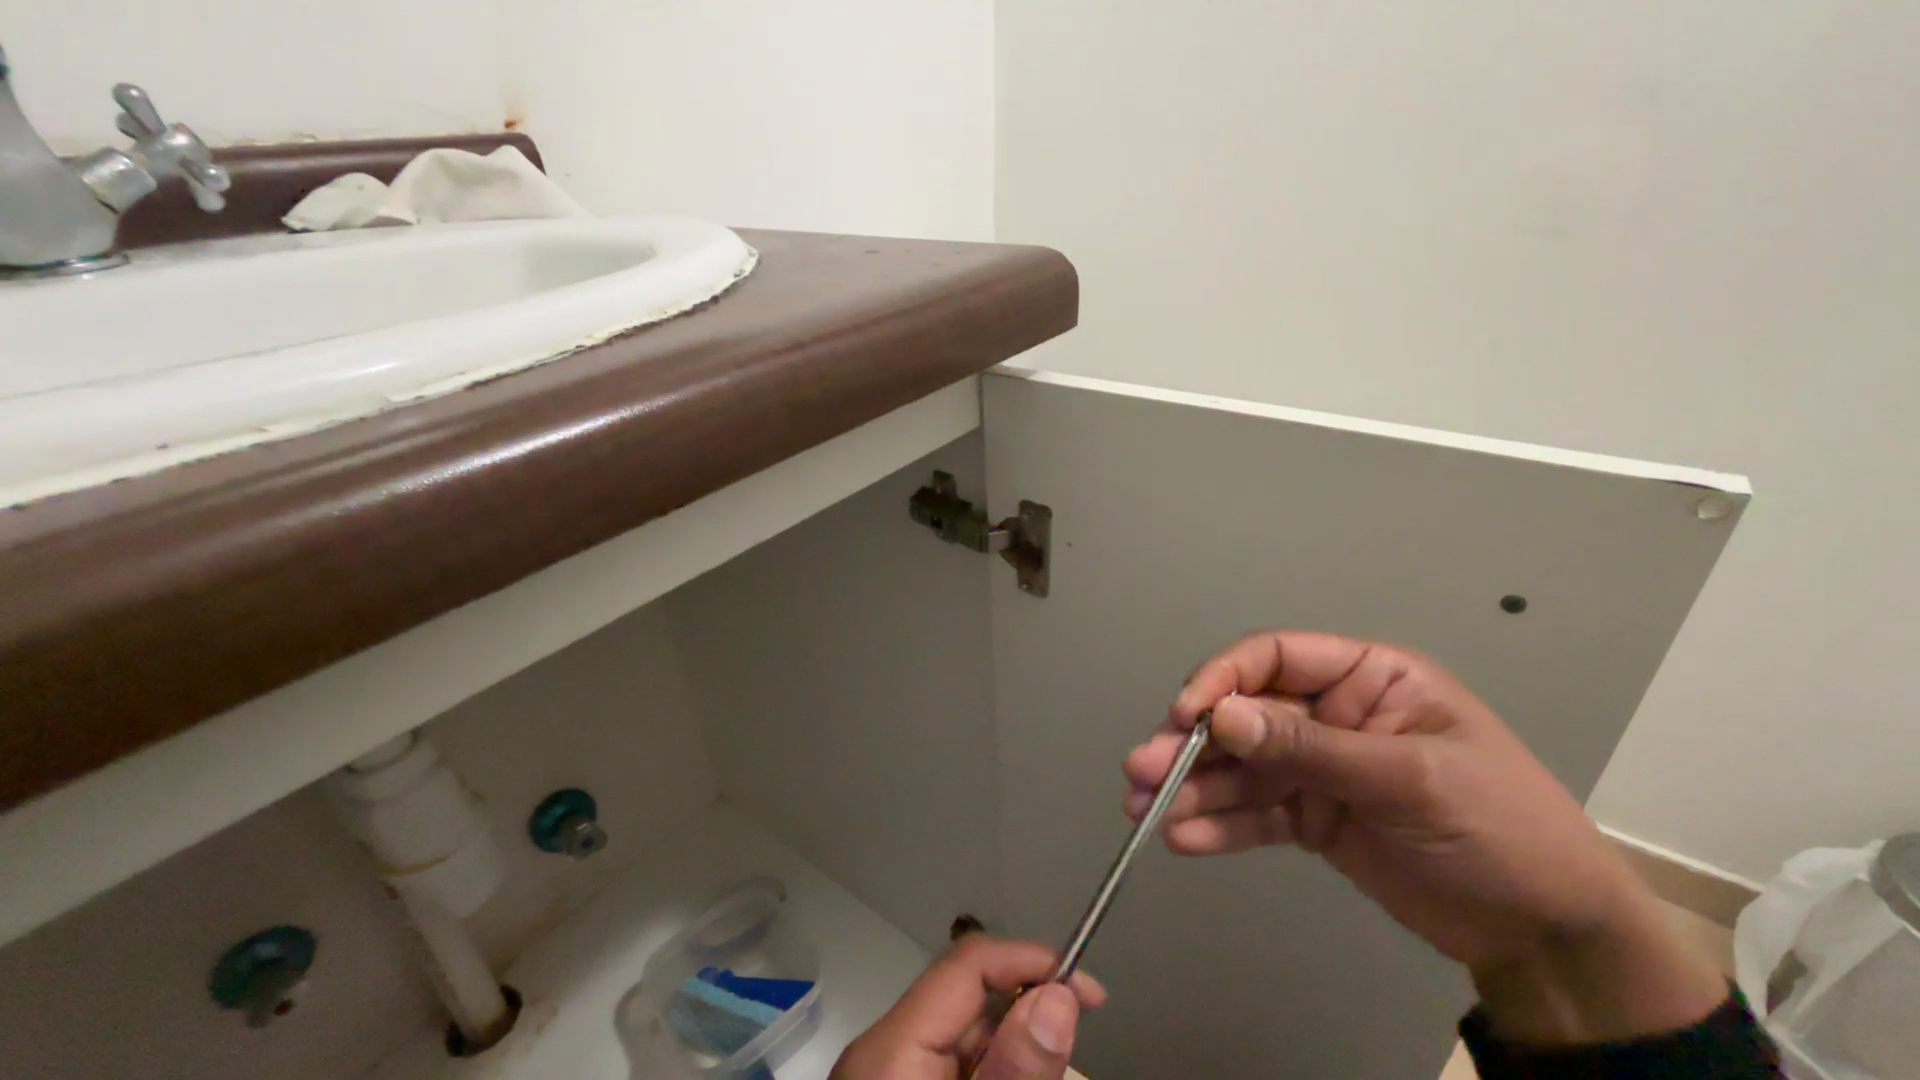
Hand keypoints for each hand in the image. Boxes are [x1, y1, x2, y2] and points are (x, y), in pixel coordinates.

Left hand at [830, 935, 1104, 1079]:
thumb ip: (1014, 1068)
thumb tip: (1060, 998)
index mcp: (891, 1044)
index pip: (968, 962)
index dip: (1032, 961)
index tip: (1088, 992)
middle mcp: (883, 1047)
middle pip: (971, 998)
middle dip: (1031, 1013)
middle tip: (1073, 1056)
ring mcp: (884, 1072)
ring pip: (968, 1033)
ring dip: (1015, 1048)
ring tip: (1046, 1070)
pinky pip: (952, 1061)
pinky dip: (991, 1068)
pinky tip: (1014, 1078)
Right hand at [1125, 631, 1725, 1043]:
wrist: (1547, 931)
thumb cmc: (1501, 827)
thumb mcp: (1410, 779)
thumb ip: (1311, 749)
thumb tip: (1221, 717)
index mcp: (1370, 680)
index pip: (1277, 659)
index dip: (1224, 678)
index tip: (1185, 714)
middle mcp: (1337, 716)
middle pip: (1247, 717)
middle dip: (1193, 743)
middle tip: (1141, 770)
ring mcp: (1323, 770)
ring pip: (1243, 768)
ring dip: (1193, 787)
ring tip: (1145, 810)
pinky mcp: (1315, 819)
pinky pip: (1258, 815)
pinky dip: (1221, 826)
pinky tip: (1185, 840)